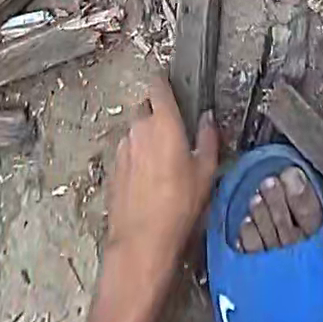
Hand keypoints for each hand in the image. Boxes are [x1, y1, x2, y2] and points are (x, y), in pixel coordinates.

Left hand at [103, 72, 220, 281]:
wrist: (141, 240)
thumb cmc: (178, 205)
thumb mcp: (205, 172)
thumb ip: (207, 138)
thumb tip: (208, 119)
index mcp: (163, 121)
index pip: (158, 85)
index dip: (164, 81)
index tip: (170, 82)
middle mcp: (139, 127)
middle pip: (146, 107)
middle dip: (158, 114)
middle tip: (174, 133)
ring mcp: (123, 146)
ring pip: (136, 131)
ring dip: (146, 137)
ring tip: (163, 162)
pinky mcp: (113, 165)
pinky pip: (128, 151)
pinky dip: (137, 156)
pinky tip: (149, 178)